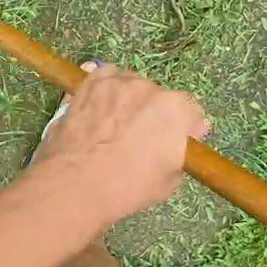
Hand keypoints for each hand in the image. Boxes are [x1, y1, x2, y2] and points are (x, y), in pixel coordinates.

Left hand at [33, 66, 208, 224]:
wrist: (75, 182)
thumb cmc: (128, 186)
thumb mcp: (170, 180)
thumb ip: (178, 153)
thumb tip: (173, 144)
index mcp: (173, 108)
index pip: (191, 110)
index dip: (187, 128)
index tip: (180, 141)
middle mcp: (146, 87)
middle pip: (159, 97)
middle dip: (156, 114)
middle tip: (144, 138)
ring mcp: (115, 81)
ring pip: (132, 86)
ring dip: (131, 101)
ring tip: (118, 125)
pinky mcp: (88, 84)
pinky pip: (106, 79)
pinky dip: (107, 91)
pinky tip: (101, 110)